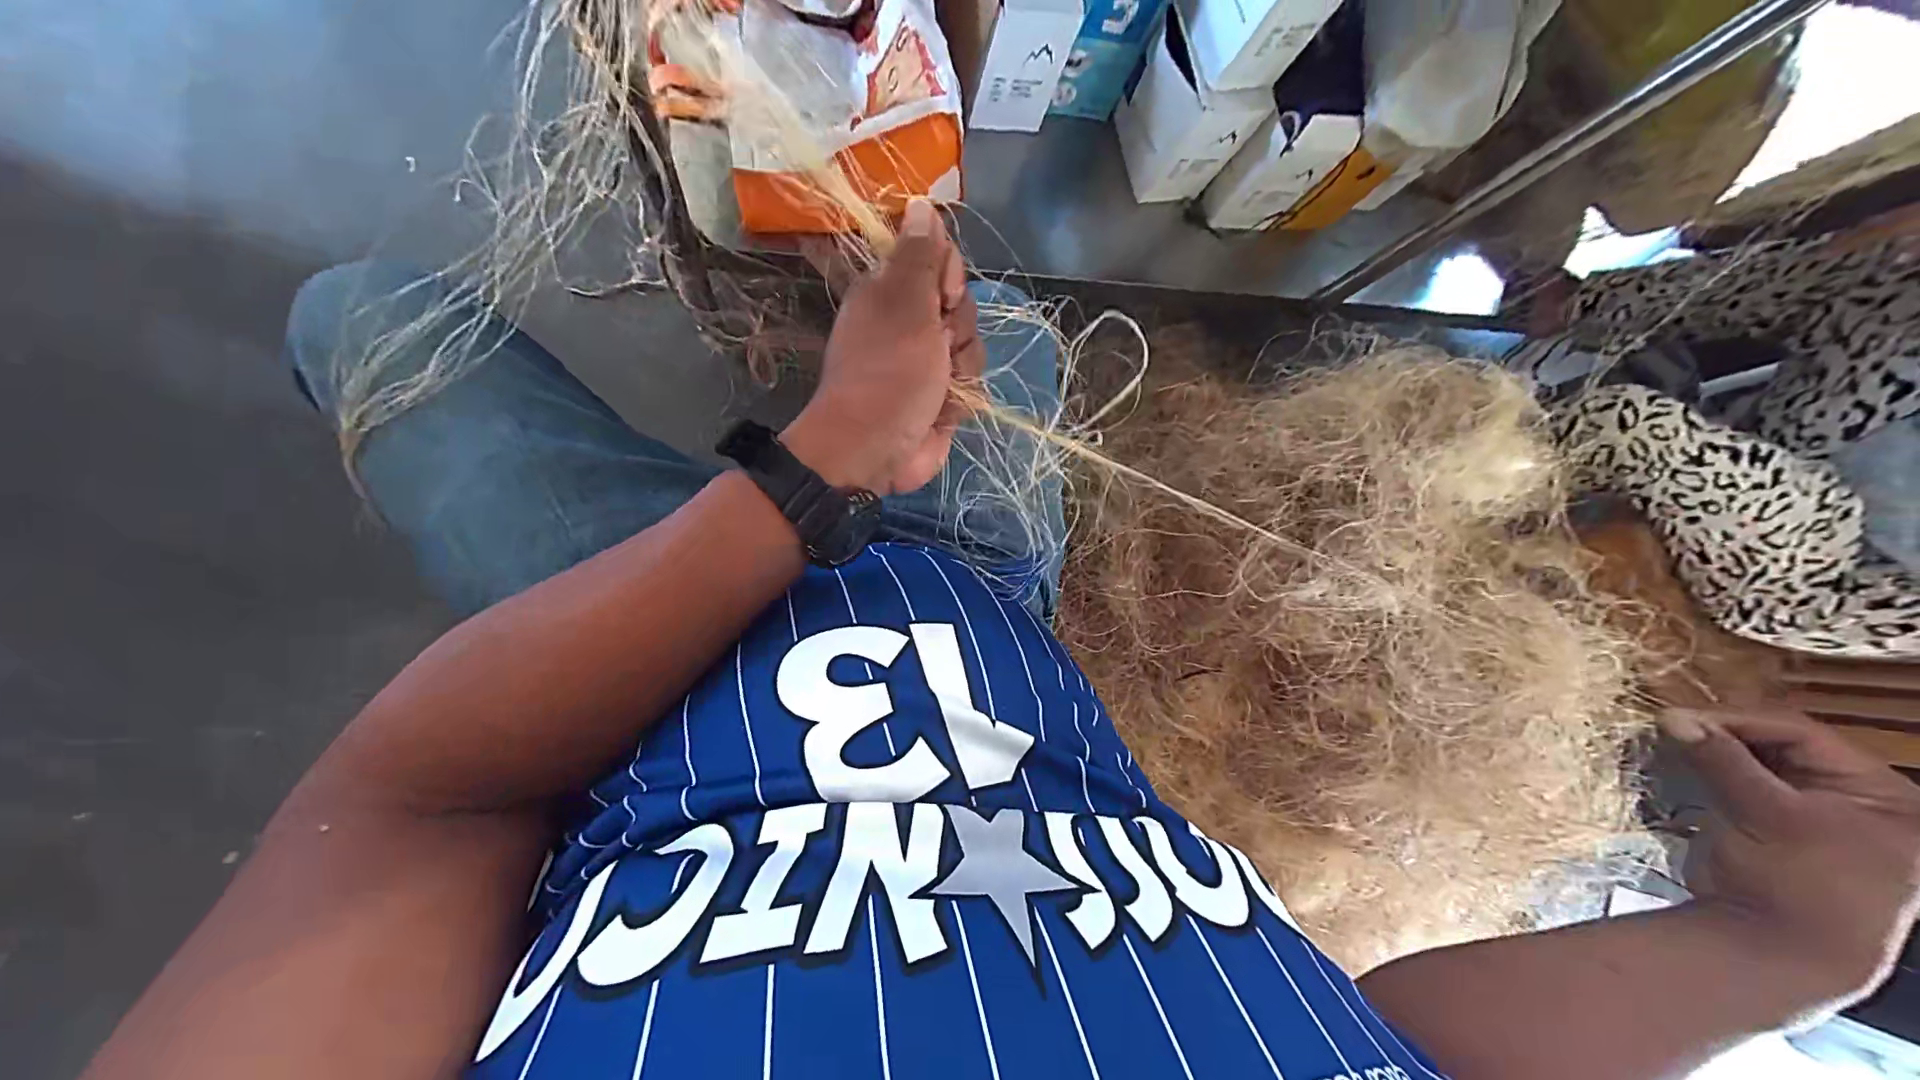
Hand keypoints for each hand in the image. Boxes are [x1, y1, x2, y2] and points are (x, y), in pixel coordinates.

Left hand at [780, 199, 984, 494]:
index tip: (942, 299)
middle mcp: (910, 323)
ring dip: (961, 370)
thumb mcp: (905, 306)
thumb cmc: (888, 374)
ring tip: (938, 387)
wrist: (875, 449)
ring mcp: (927, 363)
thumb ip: (919, 258)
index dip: (950, 279)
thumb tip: (920, 204)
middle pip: (962, 307)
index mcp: (893, 292)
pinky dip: (959, 399)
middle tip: (937, 349)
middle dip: (958, 332)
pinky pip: (970, 384)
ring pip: (971, 348)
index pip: (941, 262)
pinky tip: (940, 410)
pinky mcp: (941, 397)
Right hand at [1665, 708, 1919, 1009]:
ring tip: (1668, 744)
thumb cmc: (1797, 880)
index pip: (1802, 735)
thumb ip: (1722, 759)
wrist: (1778, 948)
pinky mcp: (1774, 827)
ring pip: (1755, 766)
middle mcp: (1857, 801)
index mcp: (1884, 797)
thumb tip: (1671, 716)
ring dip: (1710, 754)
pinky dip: (1708, 774)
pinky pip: (1740, 786)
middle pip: (1778, 748)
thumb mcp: (1764, 813)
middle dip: (1721, 737)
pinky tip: (1678, 767)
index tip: (1678, 717)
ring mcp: (1815, 816)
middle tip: (1671, 728)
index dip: (1737, 721)